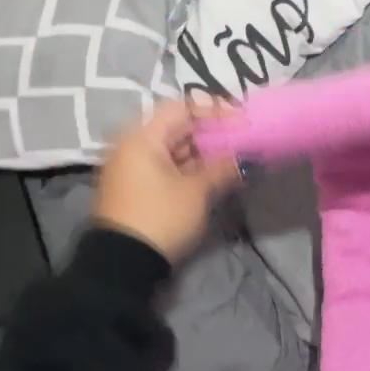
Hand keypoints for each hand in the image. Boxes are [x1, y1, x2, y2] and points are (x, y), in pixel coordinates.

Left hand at [94, 102, 239, 263]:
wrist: (122, 263)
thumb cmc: (161, 217)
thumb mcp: (197, 192)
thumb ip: (223, 168)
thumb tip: (246, 157)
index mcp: (143, 137)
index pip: (182, 107)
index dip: (215, 109)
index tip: (243, 119)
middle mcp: (132, 145)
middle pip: (176, 126)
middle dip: (211, 132)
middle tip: (242, 139)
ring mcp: (131, 167)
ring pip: (172, 148)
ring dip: (202, 151)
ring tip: (233, 158)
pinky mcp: (135, 187)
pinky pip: (165, 165)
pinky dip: (189, 166)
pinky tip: (213, 174)